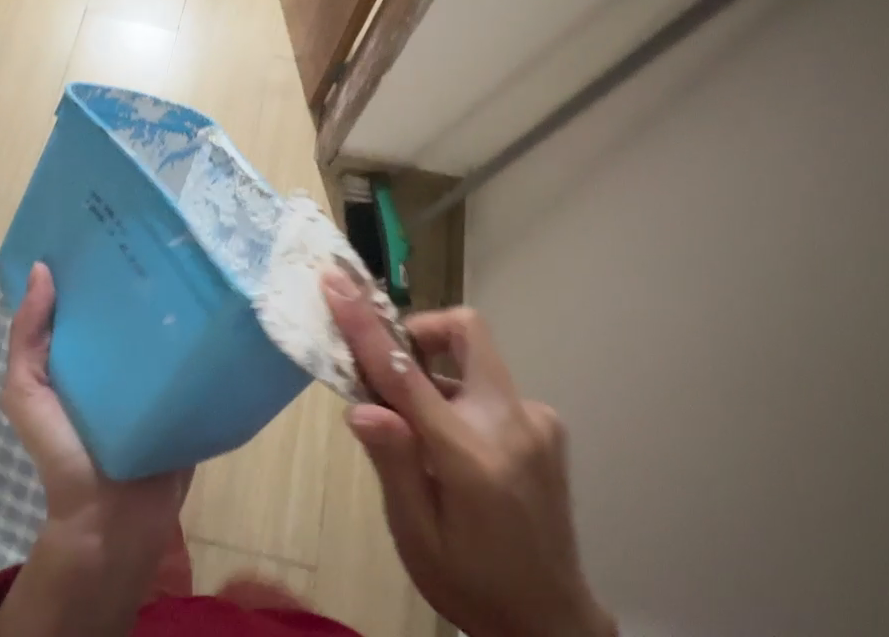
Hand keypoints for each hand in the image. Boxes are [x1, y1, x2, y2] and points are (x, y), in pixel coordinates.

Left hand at [0, 263, 190, 636]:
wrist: (113, 518)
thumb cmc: (61, 452)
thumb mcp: (25, 392)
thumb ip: (26, 338)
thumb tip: (42, 271)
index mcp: (75, 348)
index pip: (83, 295)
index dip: (88, 261)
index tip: (107, 218)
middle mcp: (114, 353)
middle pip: (126, 304)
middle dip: (139, 271)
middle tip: (163, 229)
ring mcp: (151, 371)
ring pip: (163, 324)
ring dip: (175, 297)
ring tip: (196, 252)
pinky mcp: (183, 389)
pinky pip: (191, 356)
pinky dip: (200, 333)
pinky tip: (218, 299)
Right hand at [323, 273, 613, 636]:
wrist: (552, 619)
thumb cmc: (470, 582)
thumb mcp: (417, 536)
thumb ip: (393, 464)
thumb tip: (361, 406)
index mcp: (471, 455)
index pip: (407, 374)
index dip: (366, 326)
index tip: (336, 284)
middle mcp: (513, 422)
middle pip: (466, 332)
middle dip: (419, 332)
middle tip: (388, 372)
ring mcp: (538, 420)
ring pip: (475, 362)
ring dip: (436, 376)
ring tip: (417, 435)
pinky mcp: (547, 425)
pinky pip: (491, 389)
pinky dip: (460, 399)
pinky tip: (453, 450)